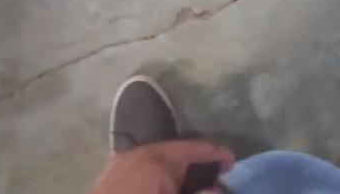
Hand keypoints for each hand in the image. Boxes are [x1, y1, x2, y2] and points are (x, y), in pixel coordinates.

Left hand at [92, 141, 234, 193]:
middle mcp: (136, 155)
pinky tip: (166, 185)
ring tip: (193, 180)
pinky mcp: (107, 180)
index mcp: (155, 160)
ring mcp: (118, 166)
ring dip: (176, 169)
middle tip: (216, 173)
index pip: (192, 150)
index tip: (232, 161)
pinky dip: (157, 176)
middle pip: (174, 153)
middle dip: (196, 163)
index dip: (215, 154)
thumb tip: (217, 189)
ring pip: (156, 160)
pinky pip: (140, 170)